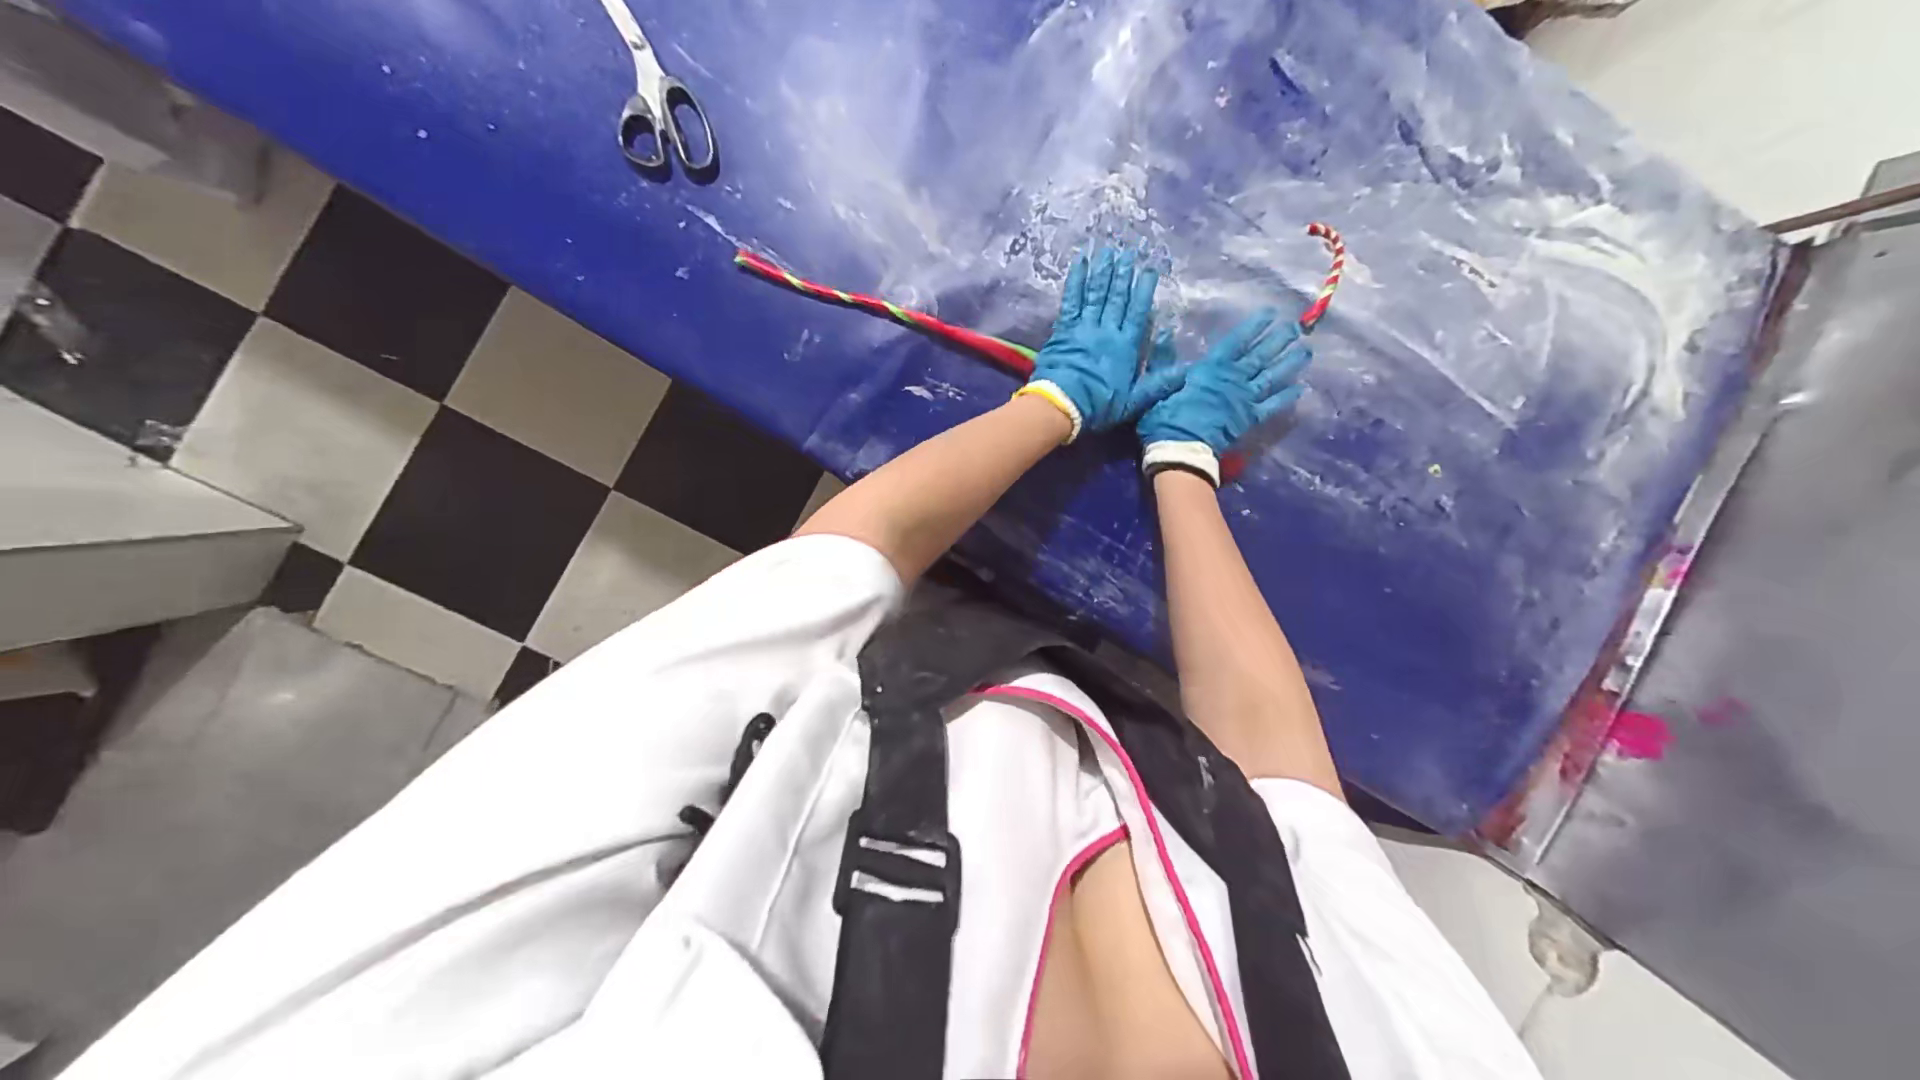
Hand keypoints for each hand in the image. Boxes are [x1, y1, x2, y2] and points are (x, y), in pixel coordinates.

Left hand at [1021, 247, 1182, 441]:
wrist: (1061, 405)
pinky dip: (1076, 280)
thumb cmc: (1099, 406)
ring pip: (1097, 294)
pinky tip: (1080, 263)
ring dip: (1103, 272)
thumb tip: (1187, 371)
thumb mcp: (1134, 401)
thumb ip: (1160, 384)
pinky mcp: (1064, 329)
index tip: (1150, 269)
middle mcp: (1107, 331)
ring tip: (1109, 252)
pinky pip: (1072, 299)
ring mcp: (1084, 327)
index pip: (1139, 312)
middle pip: (1117, 297)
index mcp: (1126, 346)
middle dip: (1124, 274)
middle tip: (1130, 252)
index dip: (1145, 290)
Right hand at [1136, 309, 1311, 484]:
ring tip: (1305, 350)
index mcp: (1210, 369)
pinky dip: (1286, 397)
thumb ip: (1165, 362)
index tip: (1270, 314)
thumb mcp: (1158, 385)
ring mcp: (1244, 400)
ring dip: (1289, 363)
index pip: (1236, 343)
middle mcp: (1232, 380)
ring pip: (1271, 377)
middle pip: (1260, 356)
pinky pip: (1272, 406)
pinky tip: (1300, 388)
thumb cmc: (1164, 418)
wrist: (1179, 450)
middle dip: (1278, 341)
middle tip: (1295, 327)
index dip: (1253, 328)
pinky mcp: (1249, 419)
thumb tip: (1168, 336)